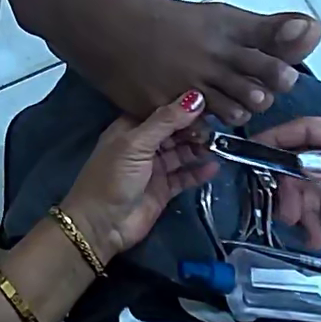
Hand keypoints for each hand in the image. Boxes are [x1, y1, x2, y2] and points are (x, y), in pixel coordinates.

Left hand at [58, 91, 218, 261]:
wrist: (101, 224)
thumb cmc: (113, 177)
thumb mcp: (136, 144)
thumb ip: (165, 121)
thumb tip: (195, 97)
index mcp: (129, 130)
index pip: (159, 111)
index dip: (181, 106)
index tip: (207, 100)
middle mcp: (142, 146)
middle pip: (173, 131)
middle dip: (193, 128)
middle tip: (215, 127)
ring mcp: (153, 168)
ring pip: (181, 152)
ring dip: (198, 148)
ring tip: (219, 143)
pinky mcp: (163, 189)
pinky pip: (185, 176)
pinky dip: (198, 172)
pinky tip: (214, 166)